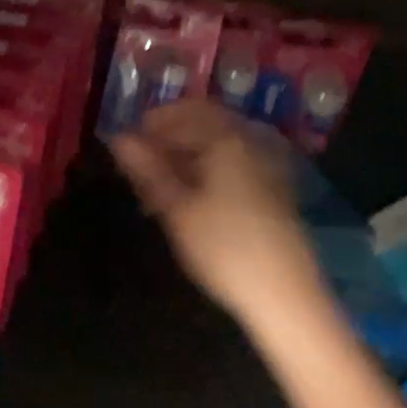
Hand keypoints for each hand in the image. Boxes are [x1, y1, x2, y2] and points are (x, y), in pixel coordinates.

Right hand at [111, 100, 320, 321]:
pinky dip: (209, 173)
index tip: (128, 142)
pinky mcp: (275, 191)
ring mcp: (267, 166)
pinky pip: (235, 166)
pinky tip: (193, 201)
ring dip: (188, 158)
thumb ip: (148, 170)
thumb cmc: (225, 248)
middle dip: (171, 140)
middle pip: (204, 127)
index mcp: (227, 138)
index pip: (185, 111)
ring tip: (161, 189)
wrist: (286, 296)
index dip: (154, 122)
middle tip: (142, 166)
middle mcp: (250, 142)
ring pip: (219, 148)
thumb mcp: (177, 209)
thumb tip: (119, 139)